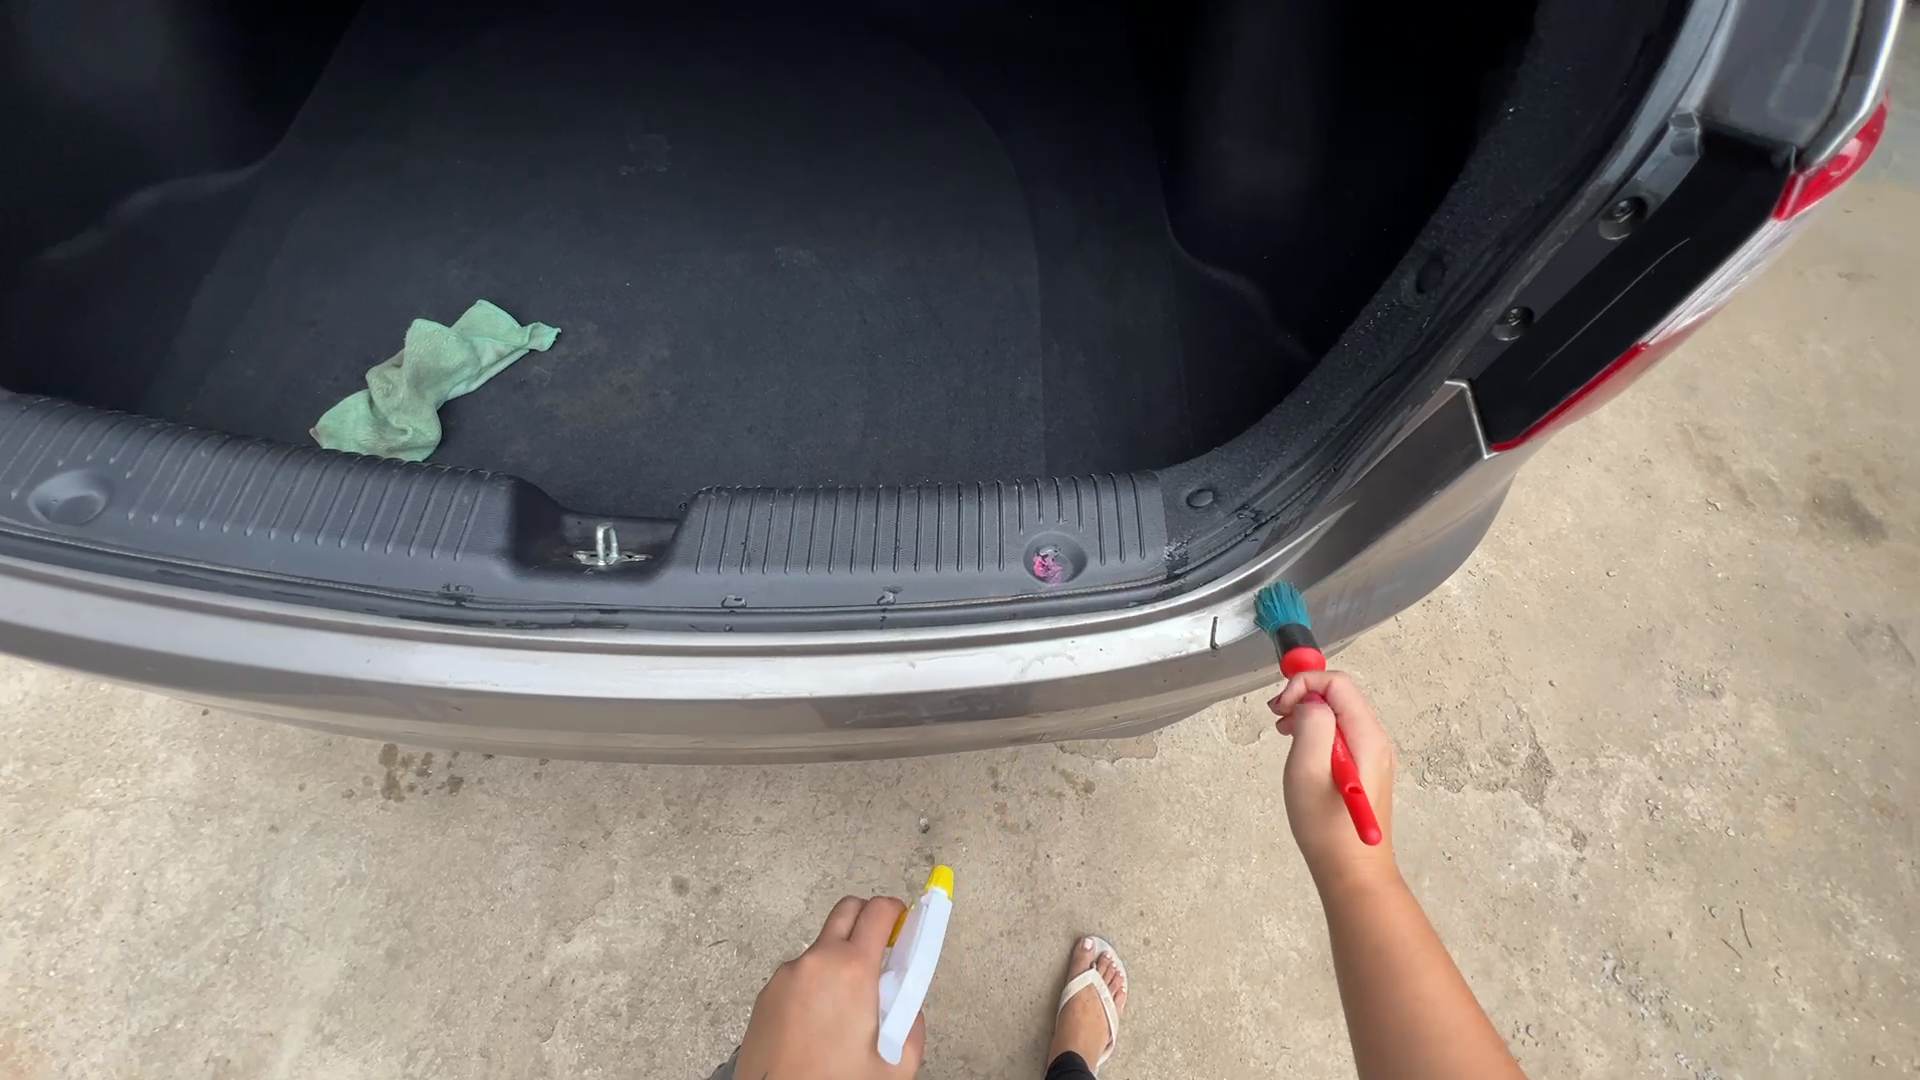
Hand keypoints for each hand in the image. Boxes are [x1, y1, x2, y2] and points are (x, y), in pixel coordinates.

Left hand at [736, 895, 926, 1079]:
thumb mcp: (896, 1066)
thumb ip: (912, 1023)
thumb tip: (910, 1002)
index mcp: (852, 970)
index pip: (880, 910)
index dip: (897, 912)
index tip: (904, 926)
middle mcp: (817, 961)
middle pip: (848, 909)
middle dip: (868, 920)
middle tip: (881, 952)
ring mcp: (787, 975)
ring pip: (822, 945)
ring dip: (839, 957)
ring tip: (847, 1006)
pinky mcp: (766, 994)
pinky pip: (799, 973)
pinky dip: (814, 983)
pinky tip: (818, 1022)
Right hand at [1269, 670, 1398, 891]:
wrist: (1351, 871)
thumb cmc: (1325, 824)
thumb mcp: (1307, 767)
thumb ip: (1311, 723)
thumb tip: (1310, 702)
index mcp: (1366, 736)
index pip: (1338, 682)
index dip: (1304, 684)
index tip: (1280, 707)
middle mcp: (1375, 740)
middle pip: (1340, 693)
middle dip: (1304, 694)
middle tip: (1276, 716)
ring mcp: (1372, 755)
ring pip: (1337, 711)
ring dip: (1306, 711)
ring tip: (1283, 730)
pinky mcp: (1364, 767)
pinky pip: (1339, 732)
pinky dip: (1315, 729)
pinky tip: (1298, 748)